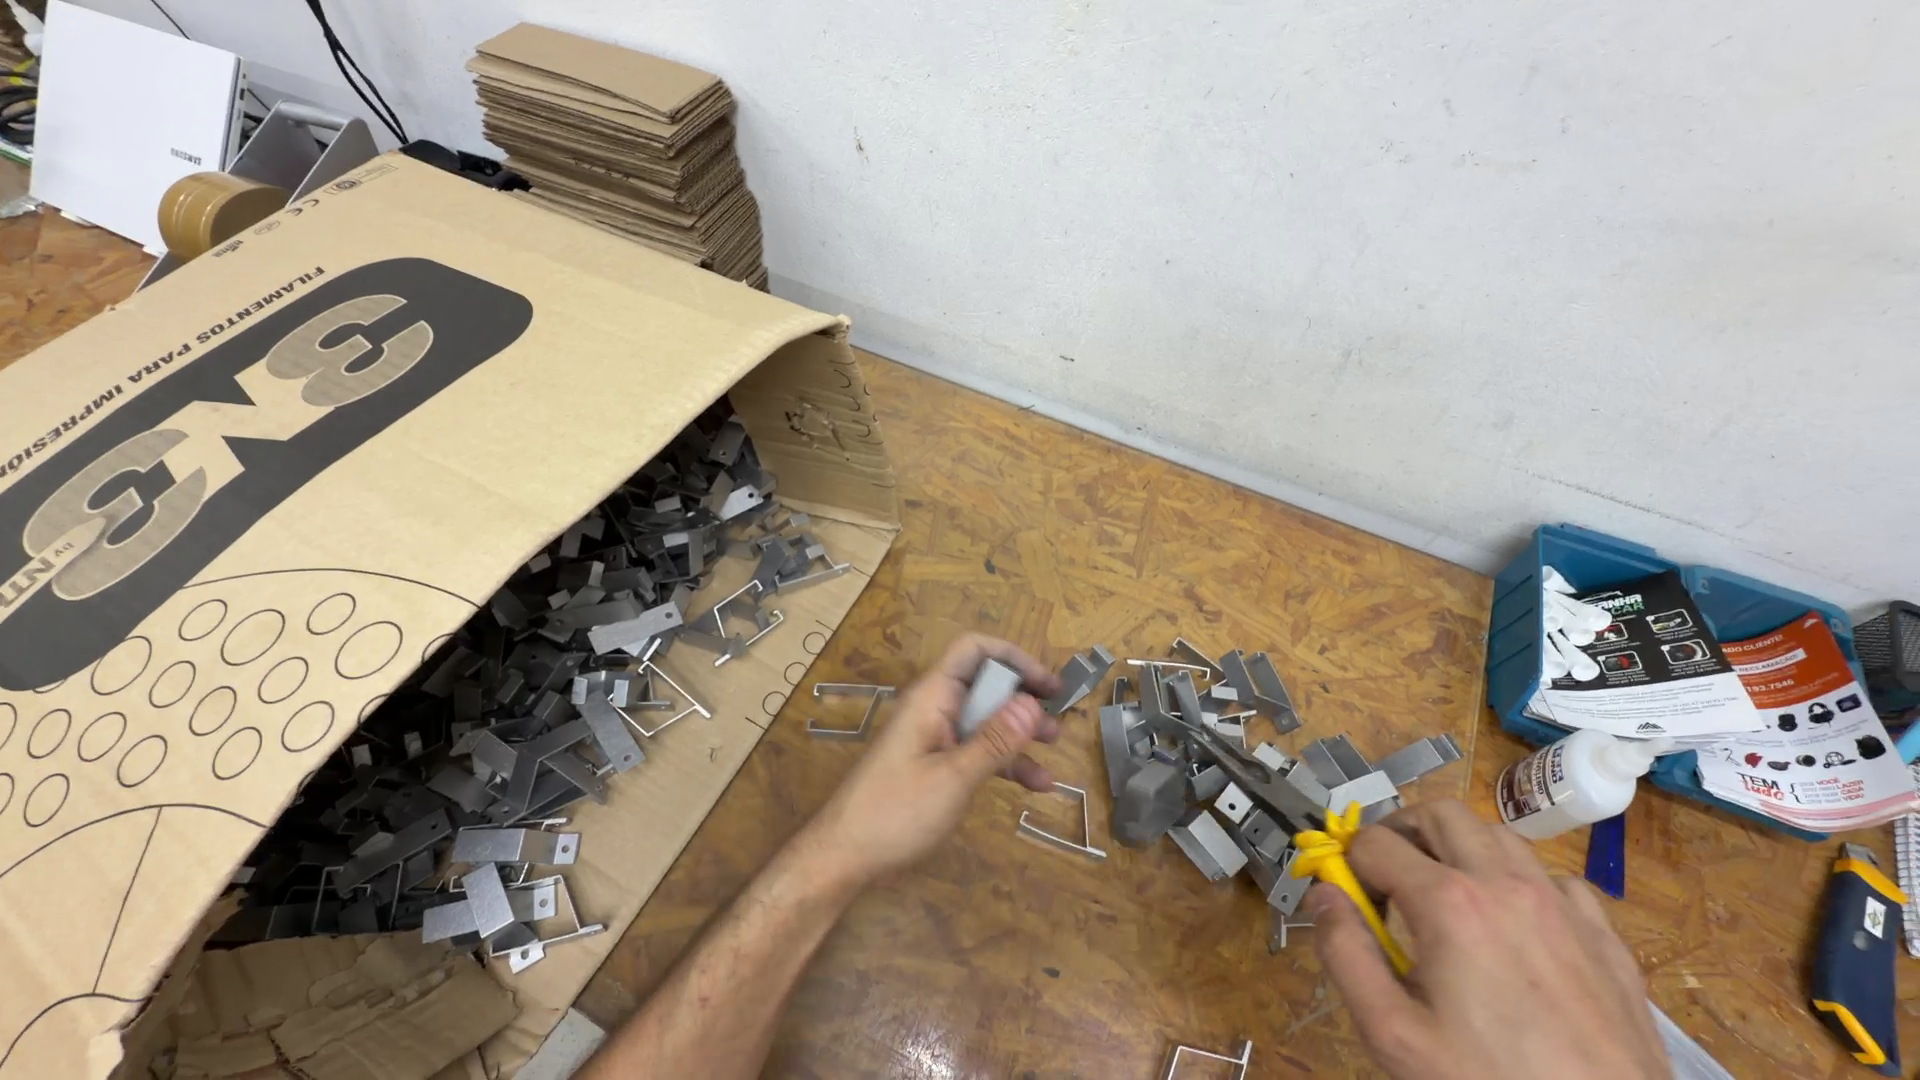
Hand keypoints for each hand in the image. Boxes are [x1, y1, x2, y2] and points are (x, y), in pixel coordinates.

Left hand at [803, 633, 1062, 888]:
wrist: (845, 856)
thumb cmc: (895, 812)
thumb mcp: (953, 777)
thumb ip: (995, 739)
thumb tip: (1033, 702)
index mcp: (932, 698)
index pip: (974, 650)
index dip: (1014, 657)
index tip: (1047, 684)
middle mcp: (935, 709)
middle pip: (985, 684)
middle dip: (1023, 697)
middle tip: (1057, 717)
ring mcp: (935, 737)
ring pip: (985, 719)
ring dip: (1019, 731)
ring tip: (1053, 747)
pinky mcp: (936, 764)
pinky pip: (977, 751)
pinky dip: (1005, 762)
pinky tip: (1036, 784)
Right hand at [1310, 800, 1670, 1079]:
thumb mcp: (1391, 1032)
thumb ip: (1344, 952)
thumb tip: (1324, 894)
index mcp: (1447, 903)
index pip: (1375, 843)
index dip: (1351, 863)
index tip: (1353, 901)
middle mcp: (1505, 886)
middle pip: (1440, 814)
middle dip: (1403, 832)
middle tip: (1387, 875)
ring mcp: (1563, 909)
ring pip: (1500, 836)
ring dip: (1462, 850)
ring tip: (1447, 895)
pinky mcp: (1605, 939)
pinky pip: (1556, 880)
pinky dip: (1523, 885)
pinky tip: (1515, 928)